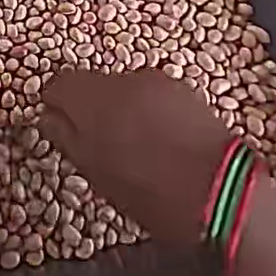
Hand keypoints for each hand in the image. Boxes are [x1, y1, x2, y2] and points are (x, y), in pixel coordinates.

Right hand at [37, 69, 233, 243]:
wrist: (227, 196)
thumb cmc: (149, 193)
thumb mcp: (94, 172)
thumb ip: (64, 136)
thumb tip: (48, 115)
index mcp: (91, 98)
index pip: (58, 84)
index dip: (57, 105)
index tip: (62, 126)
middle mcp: (120, 79)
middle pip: (91, 84)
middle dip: (90, 106)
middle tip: (100, 143)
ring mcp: (155, 81)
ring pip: (122, 88)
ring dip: (120, 107)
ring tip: (136, 145)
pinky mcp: (184, 89)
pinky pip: (150, 94)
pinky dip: (148, 109)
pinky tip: (161, 140)